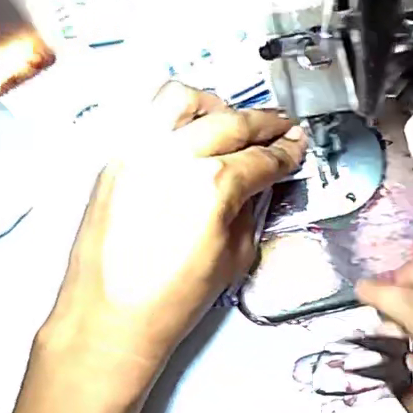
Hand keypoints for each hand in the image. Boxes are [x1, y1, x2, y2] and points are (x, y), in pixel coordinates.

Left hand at [38, 82, 304, 397]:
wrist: (113, 313)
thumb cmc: (173, 297)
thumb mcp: (235, 257)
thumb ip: (250, 211)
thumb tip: (260, 186)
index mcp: (213, 186)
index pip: (262, 158)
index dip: (288, 152)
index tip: (298, 146)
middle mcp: (174, 157)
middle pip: (232, 121)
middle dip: (266, 122)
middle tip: (284, 125)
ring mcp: (140, 151)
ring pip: (185, 99)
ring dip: (219, 105)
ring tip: (234, 117)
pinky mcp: (116, 156)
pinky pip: (149, 113)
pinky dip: (177, 111)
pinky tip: (193, 125)